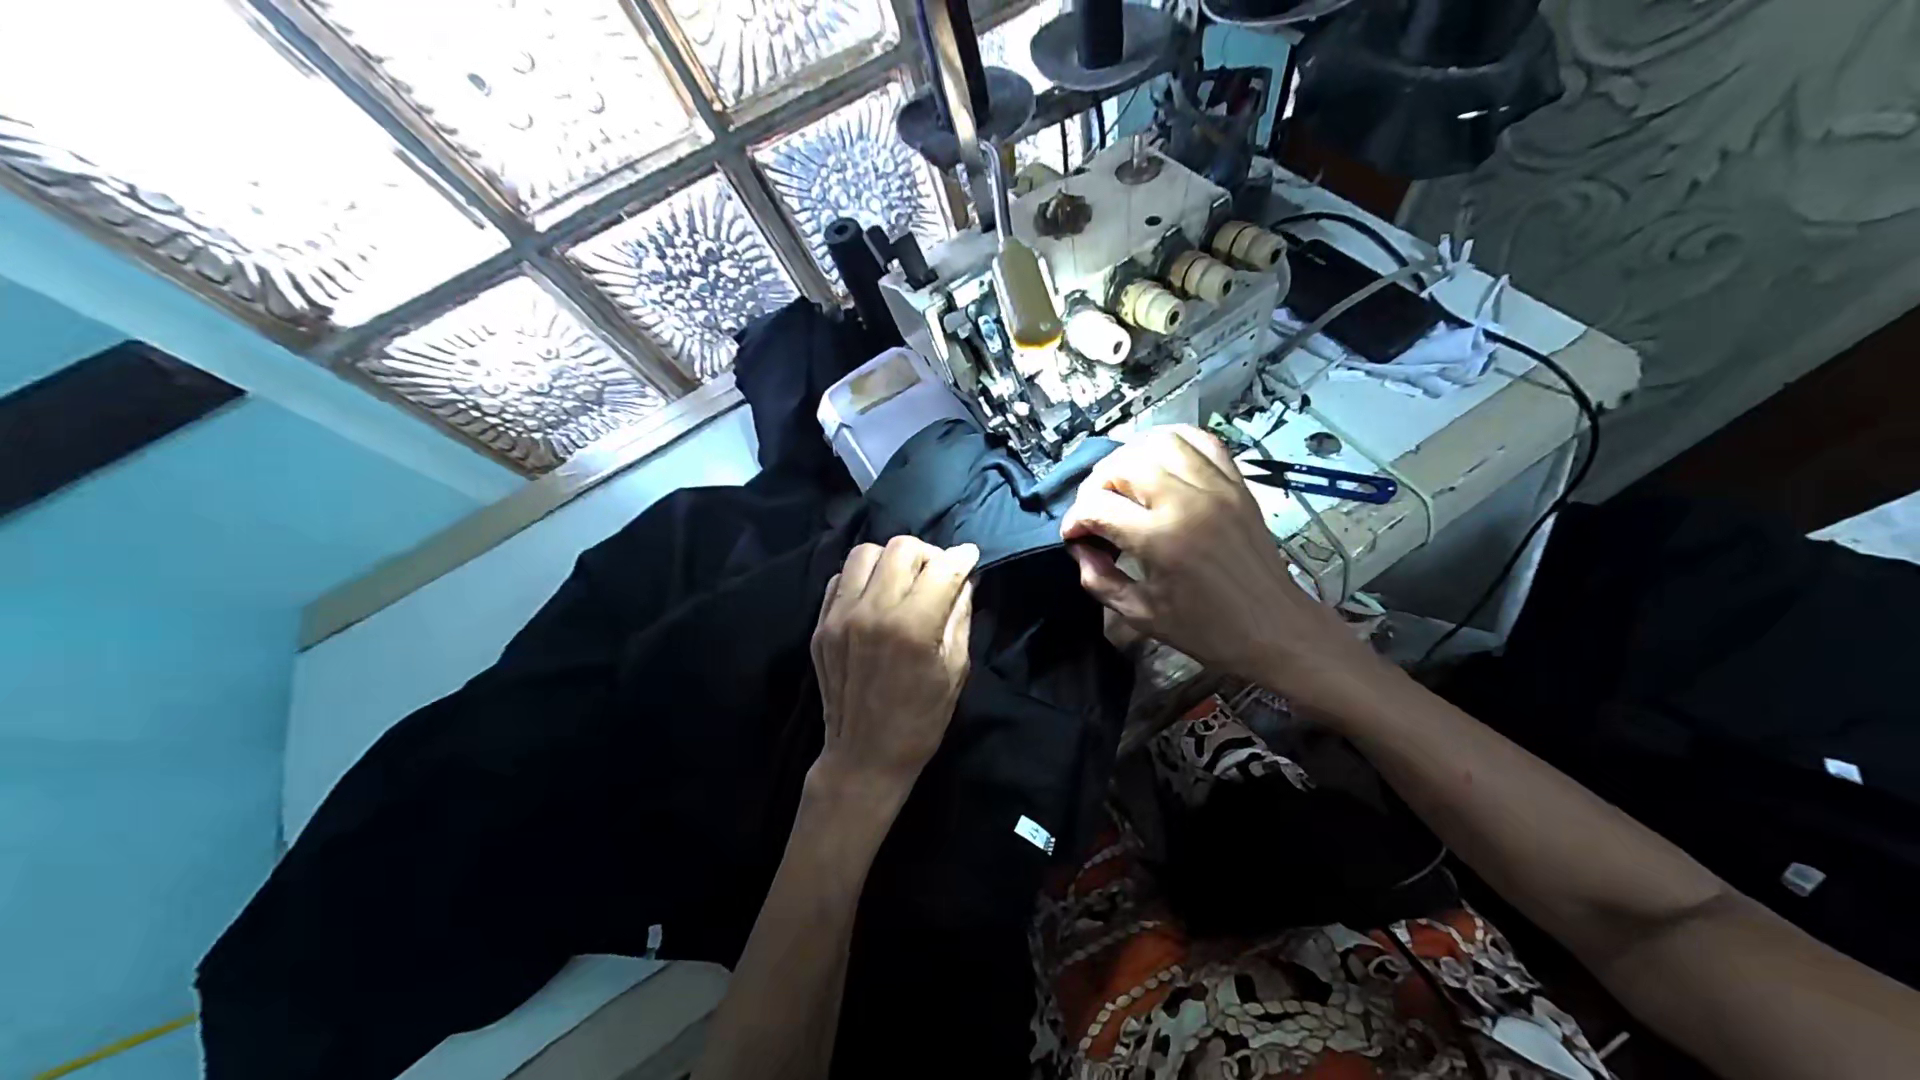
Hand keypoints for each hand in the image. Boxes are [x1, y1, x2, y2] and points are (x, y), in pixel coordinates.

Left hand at [810, 536, 978, 799]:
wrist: (864, 756)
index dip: (963, 558)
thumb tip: (963, 579)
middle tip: (937, 574)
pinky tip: (875, 597)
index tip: (970, 558)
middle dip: (928, 555)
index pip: (942, 568)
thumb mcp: (955, 669)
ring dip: (892, 559)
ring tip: (903, 581)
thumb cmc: (921, 720)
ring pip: (866, 552)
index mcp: (912, 627)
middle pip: (902, 548)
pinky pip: (841, 577)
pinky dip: (863, 578)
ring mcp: (840, 616)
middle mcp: (872, 612)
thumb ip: (960, 616)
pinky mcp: (821, 625)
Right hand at [1059, 426, 1394, 718]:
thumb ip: (1099, 579)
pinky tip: (1159, 464)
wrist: (1275, 629)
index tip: (1074, 536)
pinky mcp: (1236, 483)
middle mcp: (1187, 502)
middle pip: (1122, 464)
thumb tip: (1080, 549)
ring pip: (1158, 441)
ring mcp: (1216, 486)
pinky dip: (1171, 443)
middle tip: (1096, 510)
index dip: (1075, 520)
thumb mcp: (1140, 614)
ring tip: (1124, 485)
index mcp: (1162, 540)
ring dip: (1130, 458)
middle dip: (1096, 485)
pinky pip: (1199, 440)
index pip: (1097, 506)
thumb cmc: (1207, 630)